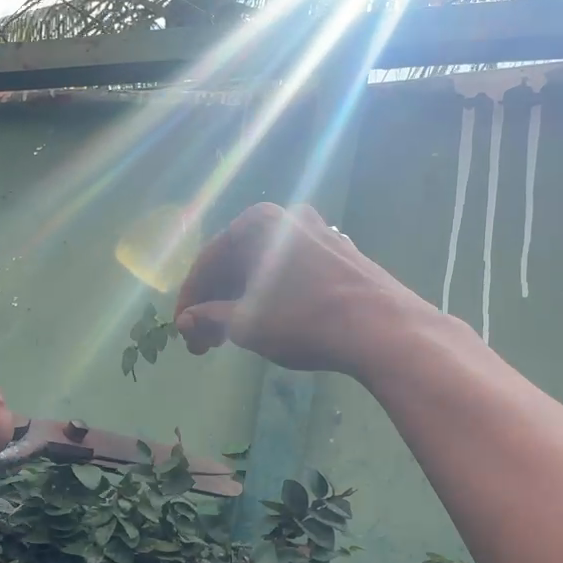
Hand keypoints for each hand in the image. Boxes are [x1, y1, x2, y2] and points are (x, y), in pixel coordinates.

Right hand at [172, 202, 443, 376]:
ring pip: (261, 270)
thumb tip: (187, 320)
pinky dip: (268, 297)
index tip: (181, 331)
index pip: (207, 263)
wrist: (381, 328)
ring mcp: (318, 234)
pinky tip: (266, 324)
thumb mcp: (245, 324)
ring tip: (230, 339)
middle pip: (235, 264)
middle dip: (214, 304)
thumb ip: (209, 318)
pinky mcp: (340, 255)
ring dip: (239, 303)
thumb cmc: (303, 319)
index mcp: (256, 224)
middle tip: (203, 343)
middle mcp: (286, 219)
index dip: (188, 301)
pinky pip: (288, 274)